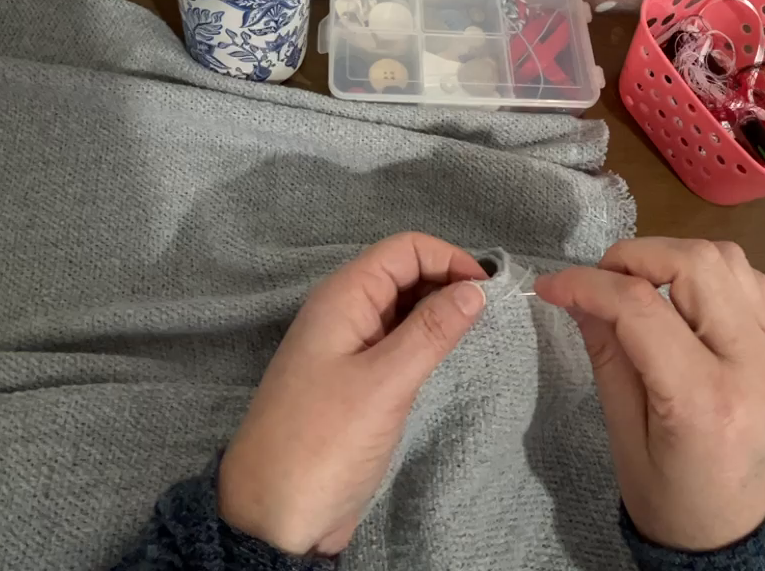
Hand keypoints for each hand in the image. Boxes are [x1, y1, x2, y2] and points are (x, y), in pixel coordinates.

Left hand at [218, 232, 488, 555]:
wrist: (271, 516)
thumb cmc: (324, 440)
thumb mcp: (383, 383)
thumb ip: (431, 331)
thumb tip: (476, 289)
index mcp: (345, 295)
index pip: (405, 249)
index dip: (448, 259)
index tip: (489, 291)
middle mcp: (347, 310)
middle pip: (405, 273)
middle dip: (448, 282)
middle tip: (492, 315)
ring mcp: (351, 345)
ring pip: (404, 307)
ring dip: (440, 312)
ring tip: (482, 333)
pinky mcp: (358, 378)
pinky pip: (398, 340)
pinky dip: (427, 340)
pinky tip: (452, 357)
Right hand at [534, 237, 764, 551]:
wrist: (747, 544)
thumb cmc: (674, 503)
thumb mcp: (623, 438)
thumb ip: (606, 355)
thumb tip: (576, 295)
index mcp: (704, 399)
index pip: (640, 307)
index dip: (586, 284)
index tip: (550, 286)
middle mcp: (750, 363)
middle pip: (693, 263)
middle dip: (633, 255)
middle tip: (601, 282)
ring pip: (726, 258)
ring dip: (672, 256)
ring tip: (639, 283)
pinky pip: (750, 279)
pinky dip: (710, 270)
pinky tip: (682, 295)